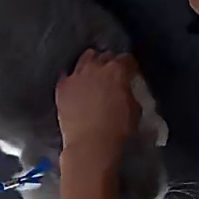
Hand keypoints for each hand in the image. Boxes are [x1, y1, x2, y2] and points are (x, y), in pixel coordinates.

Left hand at [54, 49, 138, 174]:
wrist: (91, 143)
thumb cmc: (119, 128)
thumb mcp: (135, 109)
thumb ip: (130, 93)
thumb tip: (126, 89)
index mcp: (117, 71)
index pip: (127, 59)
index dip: (130, 65)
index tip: (131, 72)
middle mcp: (96, 67)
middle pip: (105, 56)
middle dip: (111, 62)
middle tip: (113, 73)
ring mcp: (76, 75)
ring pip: (85, 58)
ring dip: (92, 63)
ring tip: (94, 72)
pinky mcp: (62, 86)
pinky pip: (69, 74)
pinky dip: (76, 78)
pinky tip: (78, 86)